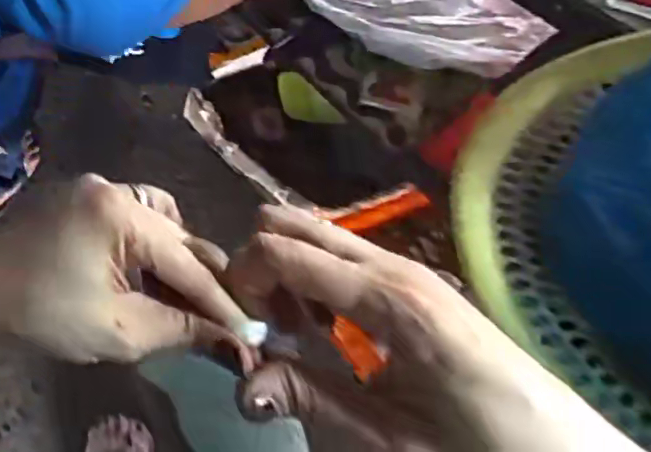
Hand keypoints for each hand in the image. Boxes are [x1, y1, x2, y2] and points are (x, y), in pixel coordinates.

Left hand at [0, 175, 257, 365]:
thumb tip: (235, 339)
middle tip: (228, 325)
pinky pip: (128, 214)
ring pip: (156, 218)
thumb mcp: (120, 329)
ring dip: (176, 257)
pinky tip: (150, 277)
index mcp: (116, 211)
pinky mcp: (75, 197)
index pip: (188, 260)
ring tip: (188, 302)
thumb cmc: (44, 309)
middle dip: (203, 279)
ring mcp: (87, 187)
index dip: (225, 304)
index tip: (260, 339)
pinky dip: (147, 243)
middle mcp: (105, 187)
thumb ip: (182, 328)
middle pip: (175, 234)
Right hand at [227, 206, 640, 451]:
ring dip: (282, 265)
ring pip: (304, 228)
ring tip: (300, 324)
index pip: (276, 249)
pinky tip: (331, 323)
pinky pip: (333, 248)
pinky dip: (310, 271)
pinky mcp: (411, 277)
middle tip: (272, 321)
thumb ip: (309, 399)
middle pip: (282, 220)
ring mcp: (403, 266)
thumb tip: (239, 385)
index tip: (256, 330)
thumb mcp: (395, 442)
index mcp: (388, 298)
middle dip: (257, 263)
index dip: (245, 281)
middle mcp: (390, 264)